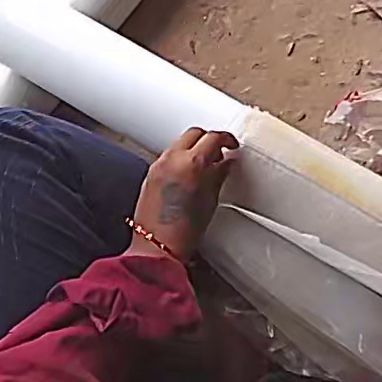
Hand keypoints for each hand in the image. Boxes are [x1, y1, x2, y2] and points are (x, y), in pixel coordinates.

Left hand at [129, 128, 238, 260]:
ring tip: (205, 165)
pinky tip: (188, 174)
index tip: (231, 146)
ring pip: (179, 144)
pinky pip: (168, 156)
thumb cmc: (182, 231)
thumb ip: (218, 176)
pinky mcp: (150, 174)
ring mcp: (158, 165)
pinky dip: (180, 158)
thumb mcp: (210, 201)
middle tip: (219, 153)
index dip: (226, 139)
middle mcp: (172, 159)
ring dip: (193, 148)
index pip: (212, 138)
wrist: (157, 247)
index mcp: (192, 163)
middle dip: (208, 140)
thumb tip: (225, 164)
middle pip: (194, 134)